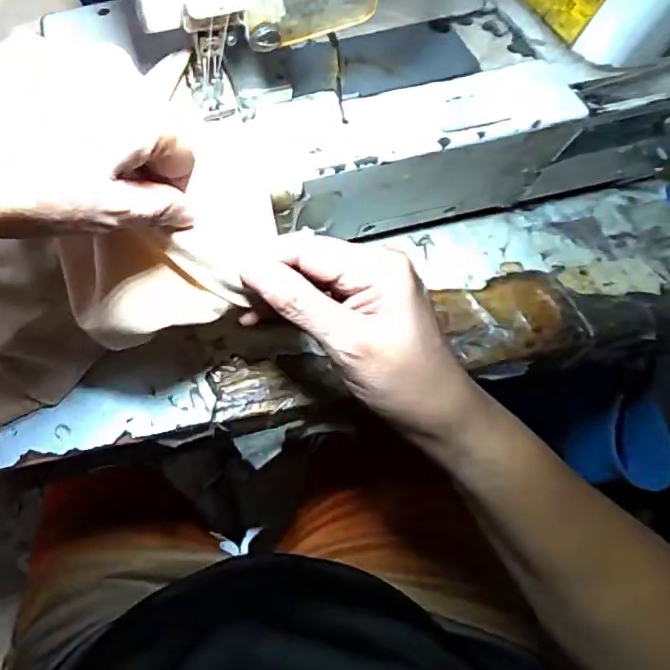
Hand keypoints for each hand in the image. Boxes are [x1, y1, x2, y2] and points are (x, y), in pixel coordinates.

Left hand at [0, 34, 195, 244]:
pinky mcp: (23, 47)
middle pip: (148, 117)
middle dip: (137, 152)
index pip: (184, 150)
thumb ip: (154, 209)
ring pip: (108, 94)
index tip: (144, 206)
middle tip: (99, 184)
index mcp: (142, 111)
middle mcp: (115, 69)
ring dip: (102, 124)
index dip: (171, 185)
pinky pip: (66, 78)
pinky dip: (64, 102)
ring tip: (61, 154)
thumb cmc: (23, 192)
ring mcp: (67, 51)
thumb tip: (189, 211)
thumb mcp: (96, 213)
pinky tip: (28, 127)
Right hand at [240, 233, 488, 441]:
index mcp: (377, 264)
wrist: (441, 419)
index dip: (267, 260)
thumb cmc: (401, 383)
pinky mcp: (362, 303)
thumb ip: (297, 302)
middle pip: (307, 260)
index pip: (308, 250)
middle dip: (269, 278)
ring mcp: (368, 283)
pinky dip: (294, 307)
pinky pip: (320, 295)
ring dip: (277, 294)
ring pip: (309, 278)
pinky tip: (265, 317)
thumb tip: (250, 268)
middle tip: (232, 297)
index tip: (228, 277)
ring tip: (244, 311)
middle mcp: (373, 263)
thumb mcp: (346, 342)